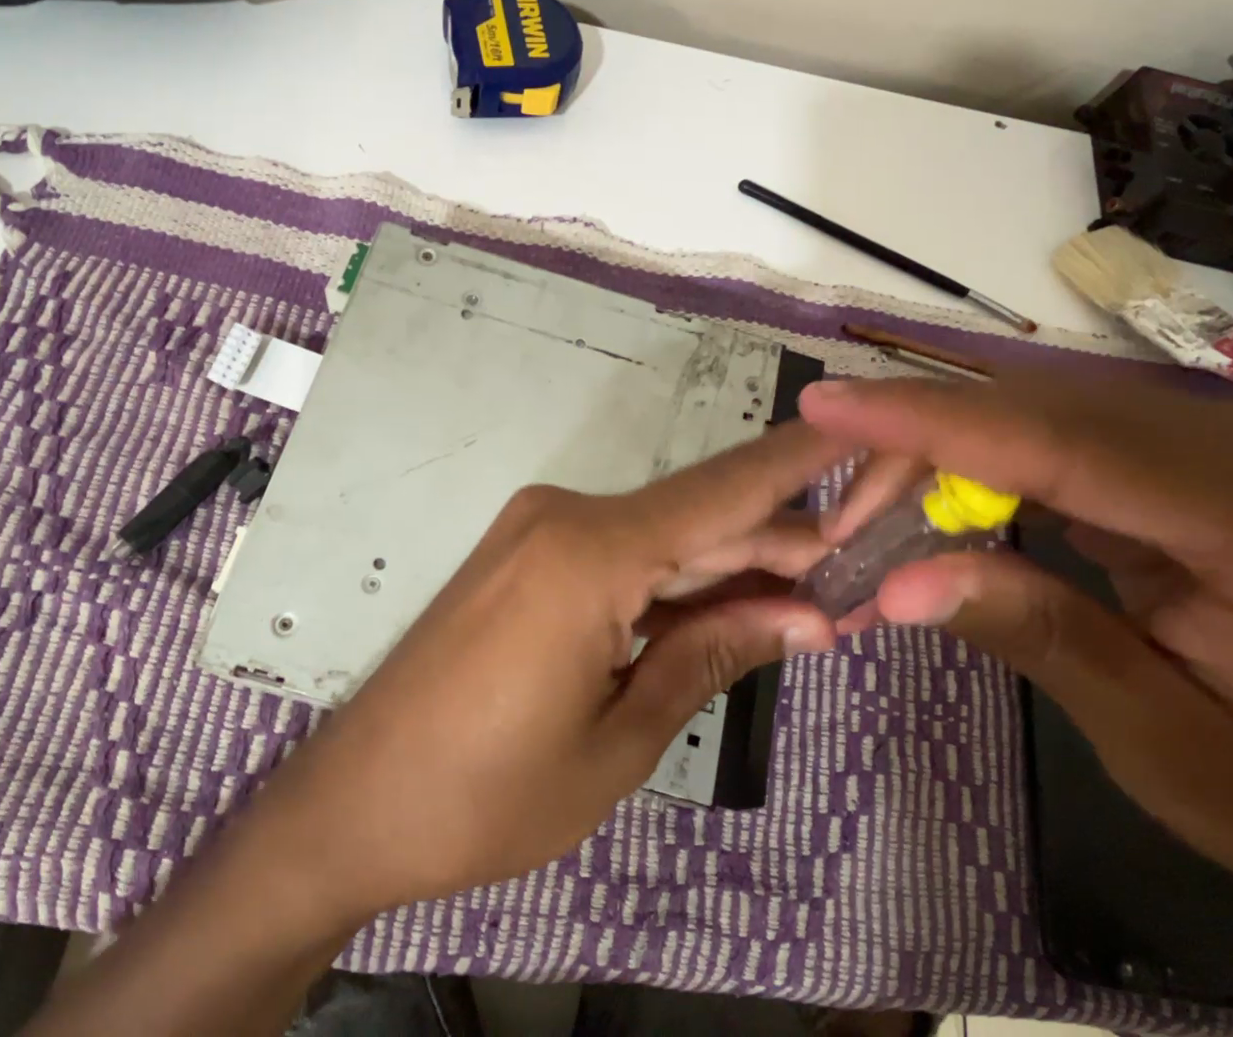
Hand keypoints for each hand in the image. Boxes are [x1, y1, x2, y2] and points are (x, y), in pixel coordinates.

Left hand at [235, 420, 856, 920]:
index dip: (808, 459)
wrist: (353, 809)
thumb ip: (710, 656)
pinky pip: (616, 559)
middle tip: (871, 570)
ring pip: (660, 539)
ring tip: (818, 600)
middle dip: (783, 542)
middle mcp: (563, 520)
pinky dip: (673, 584)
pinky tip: (728, 609)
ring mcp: (534, 538)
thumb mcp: (621, 741)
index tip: (878, 424)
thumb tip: (809, 614)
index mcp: (591, 553)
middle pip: (700, 516)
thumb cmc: (487, 797)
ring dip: (731, 567)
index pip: (727, 490)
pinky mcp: (518, 565)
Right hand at [801, 376, 1232, 942]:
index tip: (829, 405)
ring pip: (1065, 417)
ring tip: (873, 505)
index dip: (940, 422)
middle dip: (930, 440)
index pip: (1077, 445)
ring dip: (958, 452)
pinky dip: (1002, 471)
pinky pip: (1088, 448)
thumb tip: (894, 587)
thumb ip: (1040, 637)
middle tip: (837, 492)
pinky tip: (947, 503)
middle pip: (1062, 412)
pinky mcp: (1223, 476)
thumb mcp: (1166, 741)